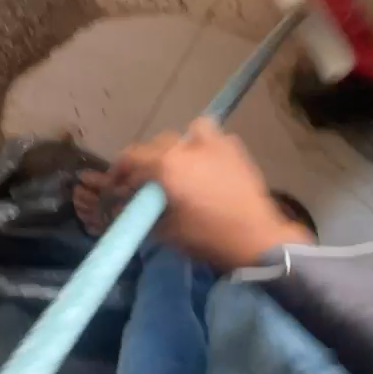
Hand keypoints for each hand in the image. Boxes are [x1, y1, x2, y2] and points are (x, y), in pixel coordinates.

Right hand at [74, 119, 312, 270]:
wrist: (256, 238)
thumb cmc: (207, 236)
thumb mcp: (166, 230)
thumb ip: (143, 213)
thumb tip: (126, 206)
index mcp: (165, 165)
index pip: (131, 157)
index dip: (119, 170)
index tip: (116, 183)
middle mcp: (185, 147)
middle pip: (155, 145)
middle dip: (145, 161)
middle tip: (144, 181)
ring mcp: (212, 144)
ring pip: (185, 134)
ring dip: (176, 147)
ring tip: (178, 164)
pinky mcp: (234, 150)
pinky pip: (212, 137)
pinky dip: (203, 145)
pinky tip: (205, 162)